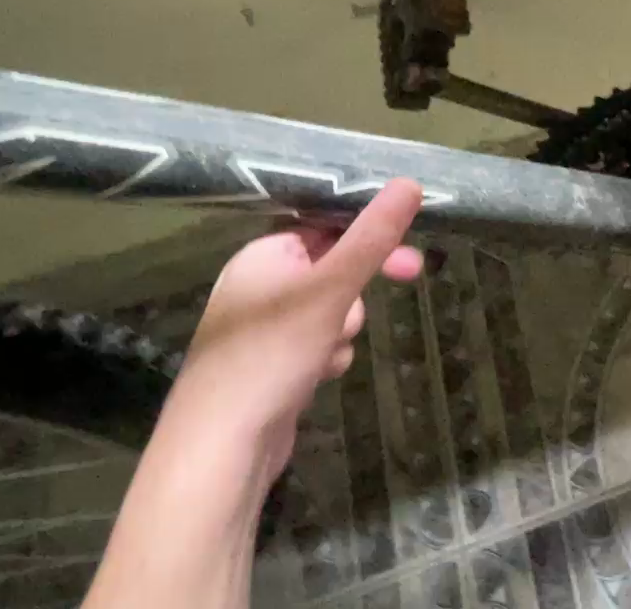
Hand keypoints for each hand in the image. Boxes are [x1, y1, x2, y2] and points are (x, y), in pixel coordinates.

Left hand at [169, 179, 426, 478]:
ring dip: (344, 327)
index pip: (327, 227)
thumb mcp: (333, 289)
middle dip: (358, 291)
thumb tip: (411, 181)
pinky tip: (318, 375)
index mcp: (263, 256)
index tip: (410, 258)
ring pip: (332, 309)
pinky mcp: (268, 363)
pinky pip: (317, 342)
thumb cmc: (272, 356)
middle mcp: (258, 285)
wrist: (220, 449)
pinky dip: (328, 354)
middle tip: (406, 281)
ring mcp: (261, 328)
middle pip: (335, 269)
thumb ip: (373, 237)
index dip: (372, 238)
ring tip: (327, 352)